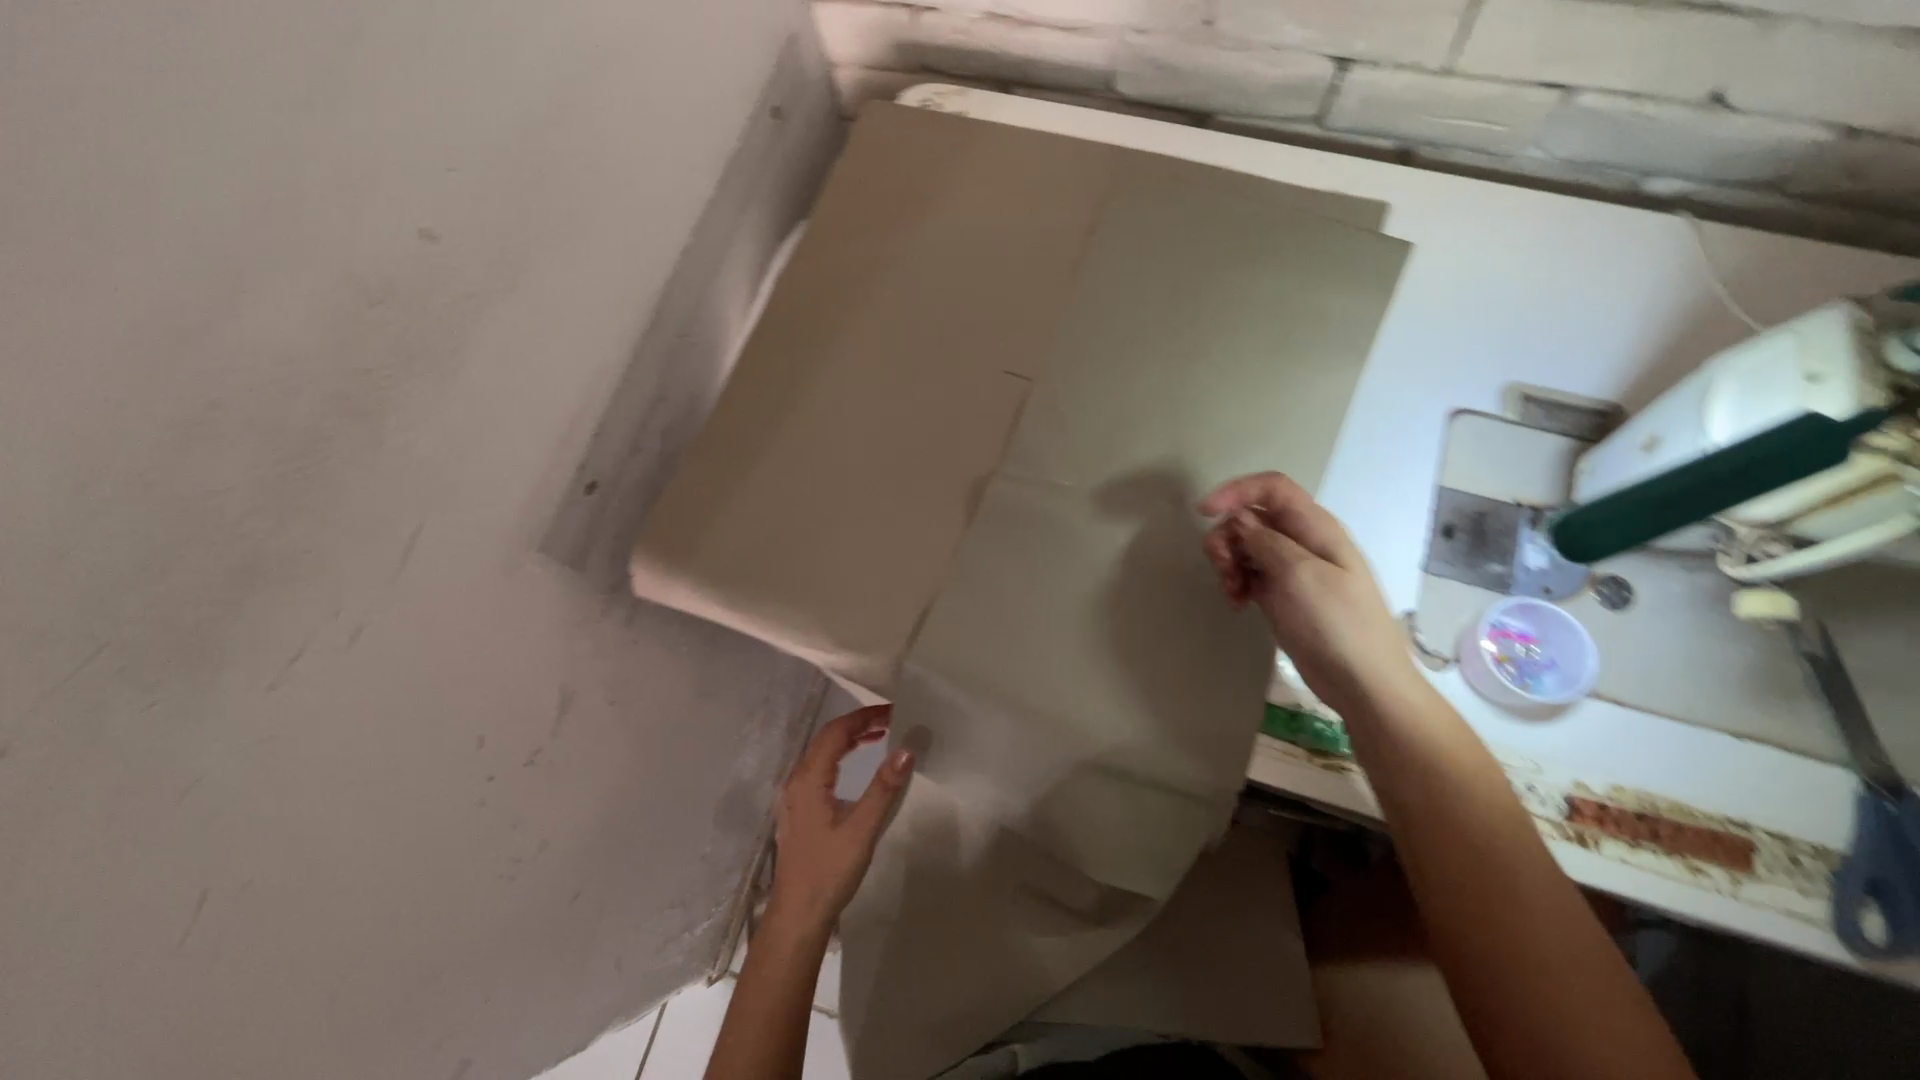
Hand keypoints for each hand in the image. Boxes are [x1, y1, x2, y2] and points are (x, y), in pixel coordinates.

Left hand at [766, 705, 914, 936]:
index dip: (863, 717)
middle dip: (857, 725)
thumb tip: (906, 750)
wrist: (798, 914)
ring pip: (820, 754)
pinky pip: (818, 770)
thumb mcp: (862, 829)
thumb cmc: (829, 871)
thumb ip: (883, 788)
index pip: (835, 733)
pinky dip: (839, 757)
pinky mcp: (797, 810)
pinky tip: (854, 766)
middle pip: (825, 739)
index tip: (892, 711)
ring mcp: (793, 796)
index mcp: (808, 780)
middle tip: (890, 720)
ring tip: (878, 735)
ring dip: (847, 740)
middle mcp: (796, 781)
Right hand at [1199, 472, 1422, 717]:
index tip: (1203, 513)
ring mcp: (1291, 569)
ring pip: (1245, 546)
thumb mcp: (1299, 575)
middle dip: (1227, 536)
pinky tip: (1239, 603)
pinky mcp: (1281, 594)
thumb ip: (1265, 540)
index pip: (1272, 488)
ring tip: (1233, 592)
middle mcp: (1301, 541)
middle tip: (1223, 569)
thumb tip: (1238, 518)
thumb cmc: (1337, 623)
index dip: (1236, 491)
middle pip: (1251, 517)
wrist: (1362, 680)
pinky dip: (1237, 582)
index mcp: (1315, 527)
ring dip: (1229, 562)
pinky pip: (1249, 573)